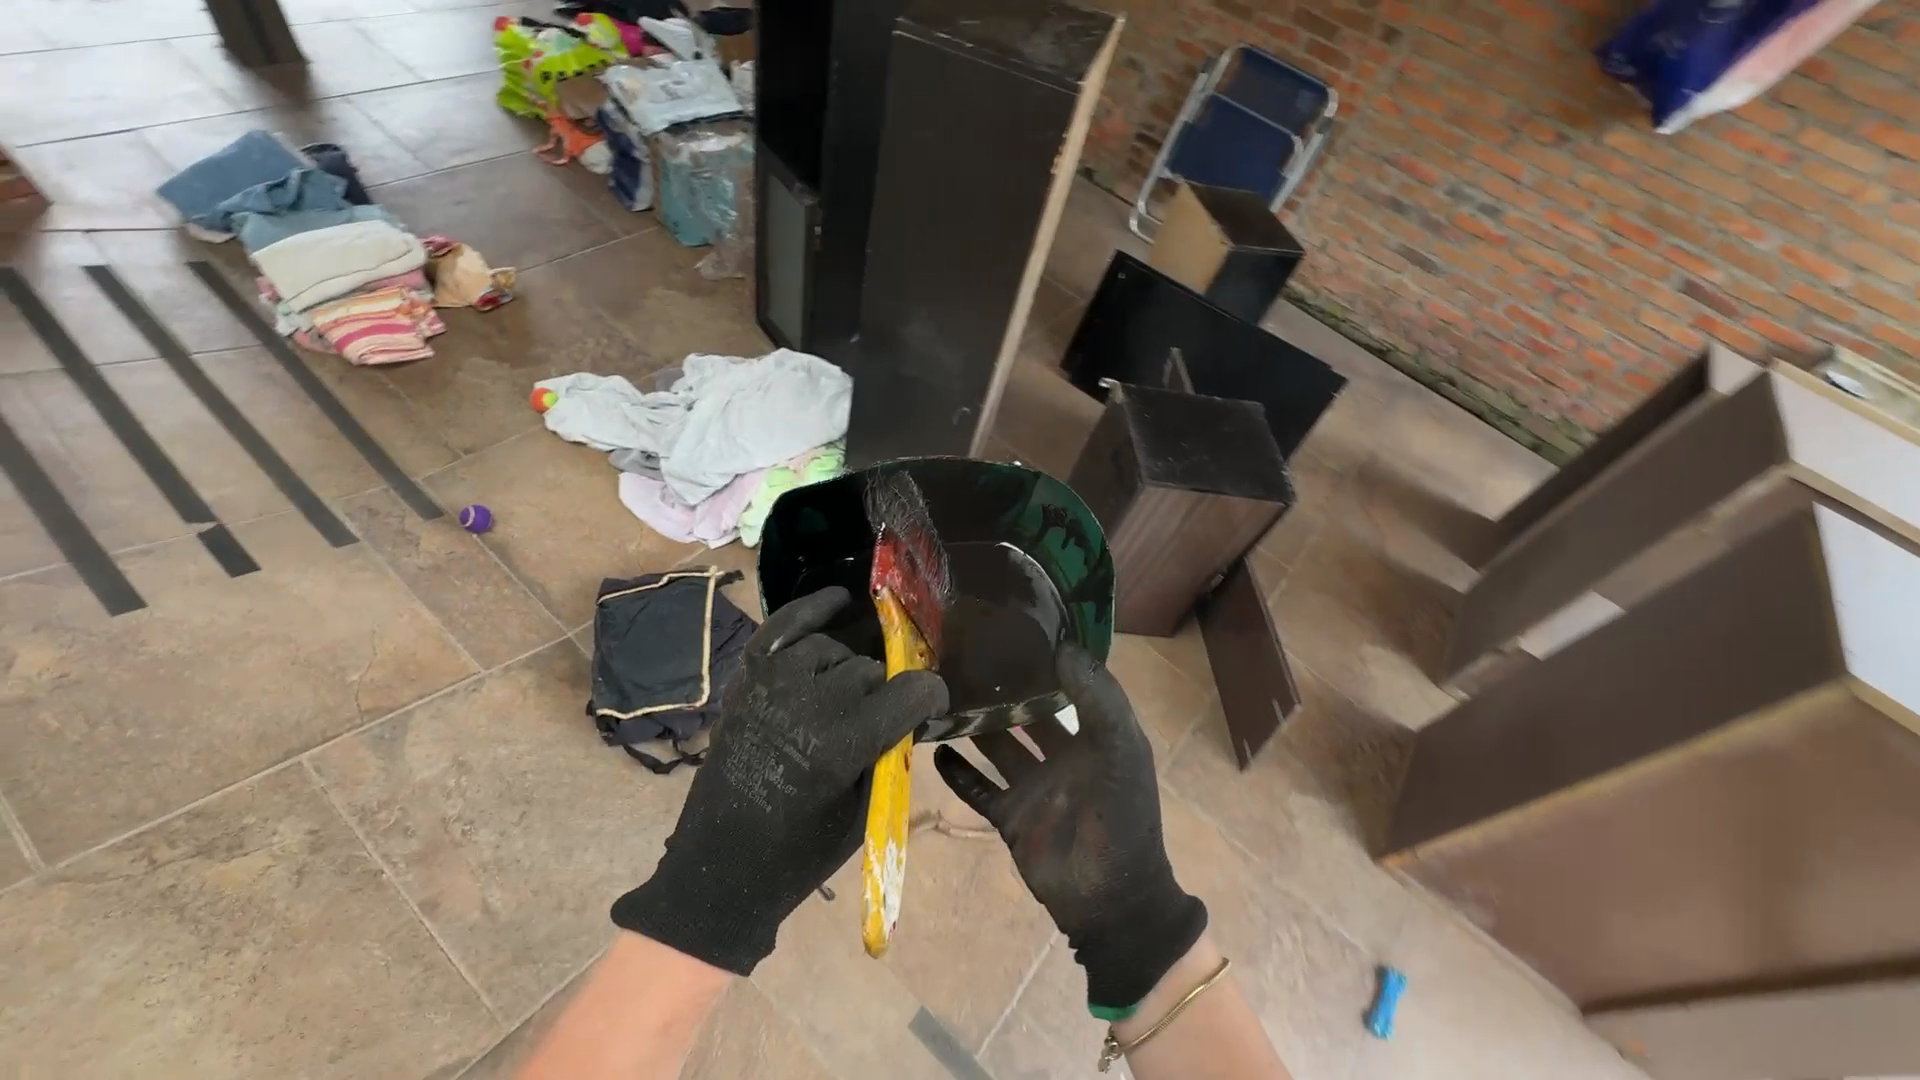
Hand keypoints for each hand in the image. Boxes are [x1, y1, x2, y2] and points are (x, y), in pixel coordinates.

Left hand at [612, 586, 948, 974]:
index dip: (930, 697)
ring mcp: (773, 685)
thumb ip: (890, 753)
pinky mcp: (747, 681)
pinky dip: (810, 609)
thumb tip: (909, 713)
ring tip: (847, 694)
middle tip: (880, 717)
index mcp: (844, 743)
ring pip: (833, 649)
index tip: (932, 708)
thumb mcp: (865, 812)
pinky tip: (837, 599)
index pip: (911, 692)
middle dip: (885, 691)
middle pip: (870, 670)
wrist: (721, 868)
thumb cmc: (800, 853)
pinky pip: (782, 628)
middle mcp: (810, 702)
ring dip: (848, 668)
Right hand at [934, 643, 1206, 1013]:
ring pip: (998, 747)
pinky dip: (958, 772)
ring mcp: (1034, 787)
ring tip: (943, 694)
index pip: (1068, 690)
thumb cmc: (1121, 815)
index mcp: (1094, 737)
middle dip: (1004, 691)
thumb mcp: (1121, 748)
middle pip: (1026, 715)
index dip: (1047, 663)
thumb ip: (1098, 698)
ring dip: (976, 726)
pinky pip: (979, 788)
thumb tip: (1064, 646)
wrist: (1109, 898)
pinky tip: (936, 748)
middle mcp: (1061, 756)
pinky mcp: (1011, 816)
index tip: (1016, 631)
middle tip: (967, 657)